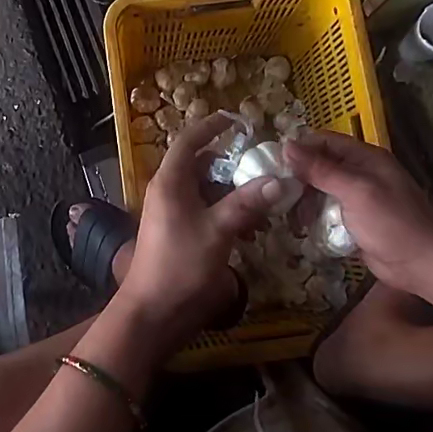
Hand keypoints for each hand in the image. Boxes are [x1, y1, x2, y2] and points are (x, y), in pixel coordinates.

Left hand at [114, 113, 280, 354]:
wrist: (154, 311)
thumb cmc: (180, 264)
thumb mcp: (218, 231)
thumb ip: (246, 202)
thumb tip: (278, 179)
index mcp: (170, 181)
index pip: (189, 141)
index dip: (210, 126)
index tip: (235, 120)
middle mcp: (169, 191)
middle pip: (202, 165)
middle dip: (232, 167)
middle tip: (263, 170)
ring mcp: (173, 212)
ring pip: (207, 190)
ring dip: (234, 194)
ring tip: (263, 208)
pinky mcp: (180, 232)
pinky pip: (206, 211)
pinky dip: (227, 213)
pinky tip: (251, 230)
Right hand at [284, 131, 432, 290]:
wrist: (423, 265)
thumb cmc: (393, 223)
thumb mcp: (355, 191)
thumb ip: (321, 169)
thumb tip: (286, 146)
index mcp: (365, 158)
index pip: (325, 141)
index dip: (299, 147)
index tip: (271, 160)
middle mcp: (360, 174)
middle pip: (319, 166)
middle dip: (297, 177)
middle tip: (272, 190)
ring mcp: (357, 199)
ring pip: (319, 191)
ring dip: (303, 201)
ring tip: (284, 212)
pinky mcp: (353, 222)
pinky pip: (326, 213)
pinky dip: (312, 218)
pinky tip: (299, 227)